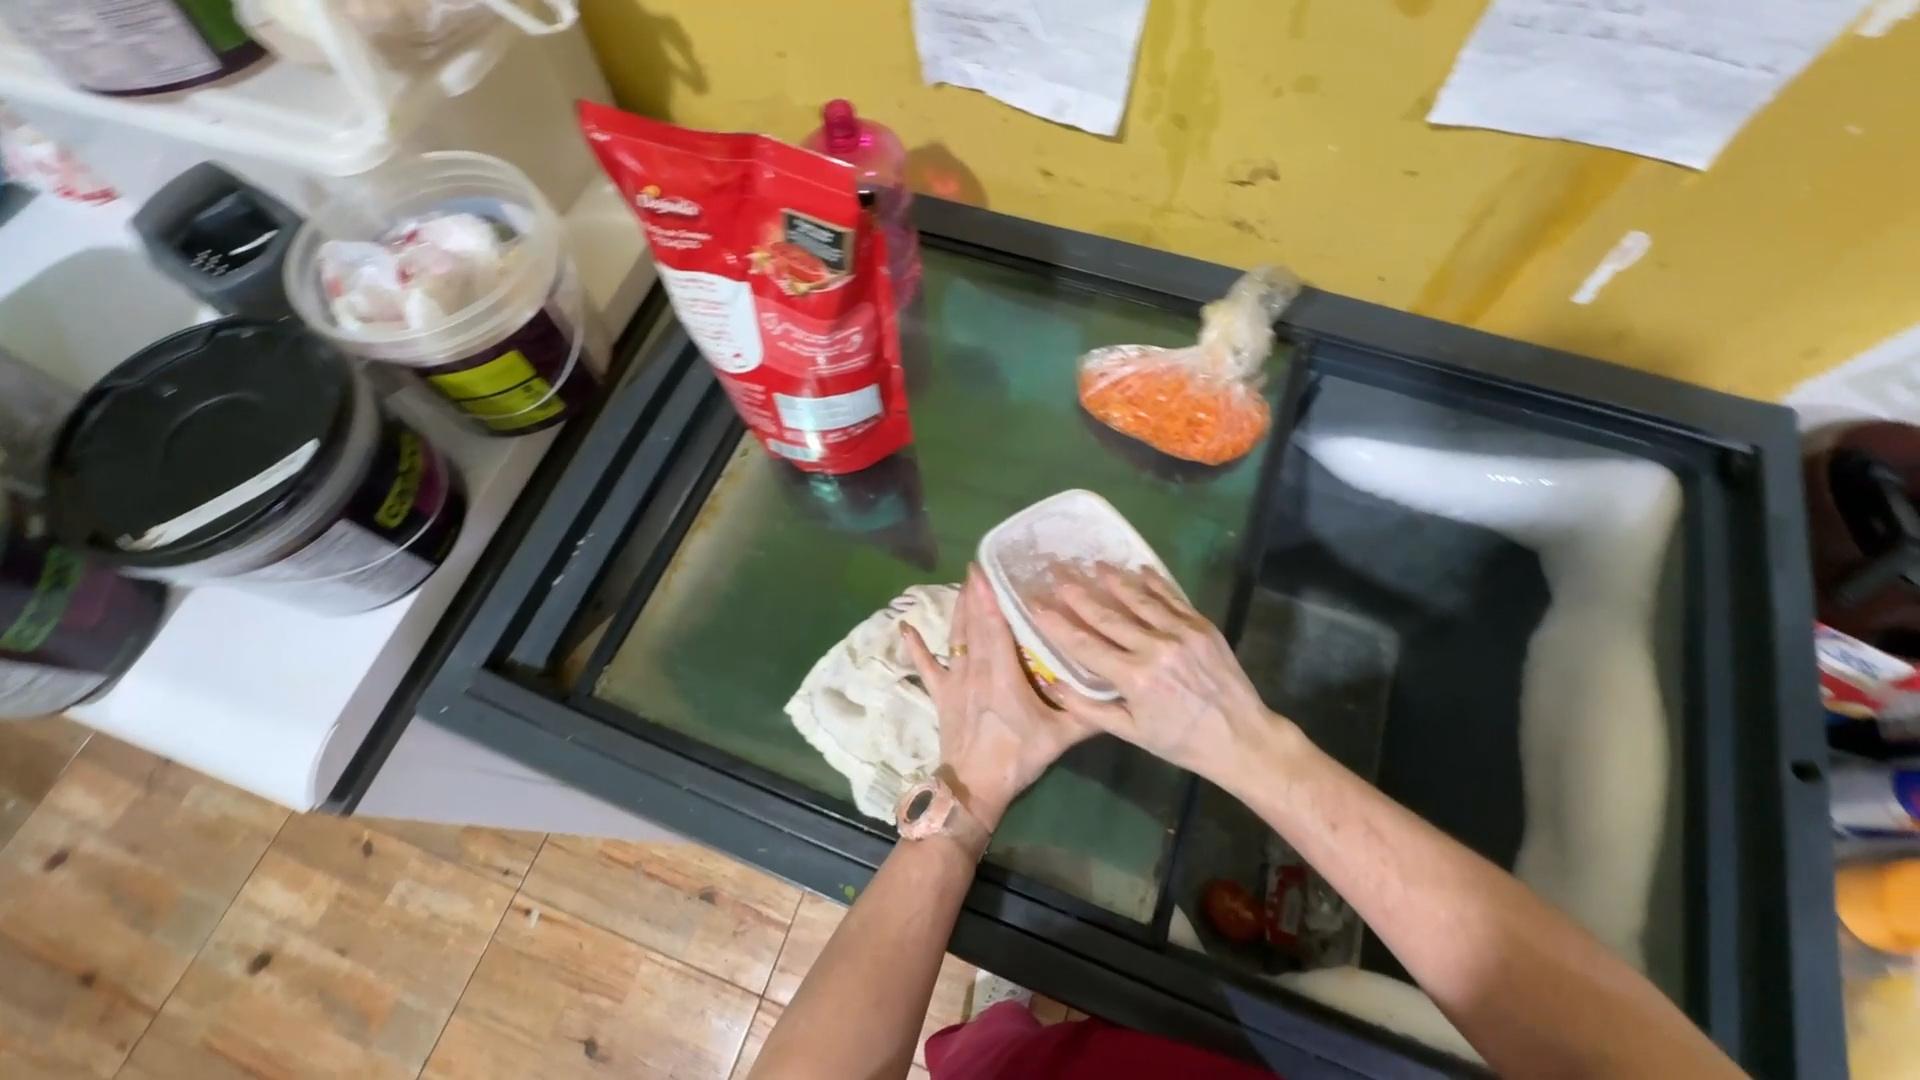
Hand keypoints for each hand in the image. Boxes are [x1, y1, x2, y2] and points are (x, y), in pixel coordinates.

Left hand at [901, 565, 1096, 832]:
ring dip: (957, 610)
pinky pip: (925, 666)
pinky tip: (905, 626)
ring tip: (961, 584)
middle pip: (974, 623)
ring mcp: (953, 680)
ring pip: (954, 636)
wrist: (973, 788)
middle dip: (975, 593)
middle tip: (978, 566)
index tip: (986, 568)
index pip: (995, 625)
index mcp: (1002, 672)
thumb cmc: (1016, 758)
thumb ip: (1088, 713)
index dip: (989, 596)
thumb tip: (1118, 691)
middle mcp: (975, 668)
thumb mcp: (1059, 737)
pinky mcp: (940, 695)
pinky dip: (915, 646)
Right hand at [1029, 565, 1292, 790]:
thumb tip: (1054, 686)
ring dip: (1114, 580)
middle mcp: (1154, 649)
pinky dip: (1154, 583)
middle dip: (1078, 594)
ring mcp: (1180, 633)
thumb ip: (1089, 709)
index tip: (1035, 604)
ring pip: (1139, 600)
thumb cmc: (1180, 741)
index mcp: (1134, 678)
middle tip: (1057, 574)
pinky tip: (1138, 570)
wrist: (1241, 737)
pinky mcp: (1201, 626)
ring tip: (1094, 565)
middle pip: (1107, 615)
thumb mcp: (1131, 733)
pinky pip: (1172, 598)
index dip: (1056, 623)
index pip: (1084, 644)